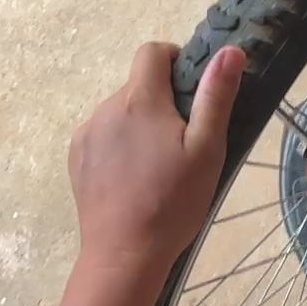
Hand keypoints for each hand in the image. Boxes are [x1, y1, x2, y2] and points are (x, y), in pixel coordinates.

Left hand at [69, 43, 243, 277]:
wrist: (124, 255)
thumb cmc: (173, 202)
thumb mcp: (207, 149)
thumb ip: (216, 96)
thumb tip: (230, 50)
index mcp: (140, 100)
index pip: (152, 52)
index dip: (175, 60)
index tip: (193, 90)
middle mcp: (106, 108)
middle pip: (138, 85)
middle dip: (163, 101)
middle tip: (185, 141)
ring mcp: (87, 134)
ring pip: (121, 112)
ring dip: (141, 124)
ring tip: (160, 165)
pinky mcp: (76, 158)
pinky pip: (104, 135)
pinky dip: (122, 144)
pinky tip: (136, 178)